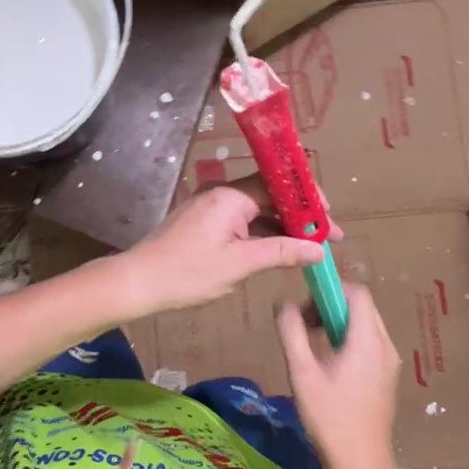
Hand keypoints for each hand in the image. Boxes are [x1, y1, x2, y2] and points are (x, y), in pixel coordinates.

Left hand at [110, 183, 328, 320]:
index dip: (309, 201)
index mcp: (230, 196)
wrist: (138, 282)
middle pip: (270, 195)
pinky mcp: (204, 221)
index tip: (330, 218)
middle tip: (328, 237)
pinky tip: (280, 248)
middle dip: (300, 215)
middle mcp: (221, 193)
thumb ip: (280, 252)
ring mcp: (211, 206)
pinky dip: (263, 231)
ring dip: (283, 225)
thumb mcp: (239, 265)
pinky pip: (242, 219)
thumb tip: (317, 250)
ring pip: (257, 208)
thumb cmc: (187, 273)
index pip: (279, 186)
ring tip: (311, 245)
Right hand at [275, 284, 400, 468]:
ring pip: (366, 324)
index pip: (356, 292)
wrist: (361, 463)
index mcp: (368, 340)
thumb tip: (283, 302)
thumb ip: (292, 332)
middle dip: (331, 306)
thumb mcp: (302, 373)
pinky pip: (370, 343)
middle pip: (362, 306)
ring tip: (312, 343)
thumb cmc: (330, 417)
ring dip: (339, 323)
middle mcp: (385, 345)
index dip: (330, 289)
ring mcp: (390, 362)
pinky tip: (329, 363)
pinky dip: (349, 339)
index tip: (305, 304)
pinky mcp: (387, 377)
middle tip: (304, 324)